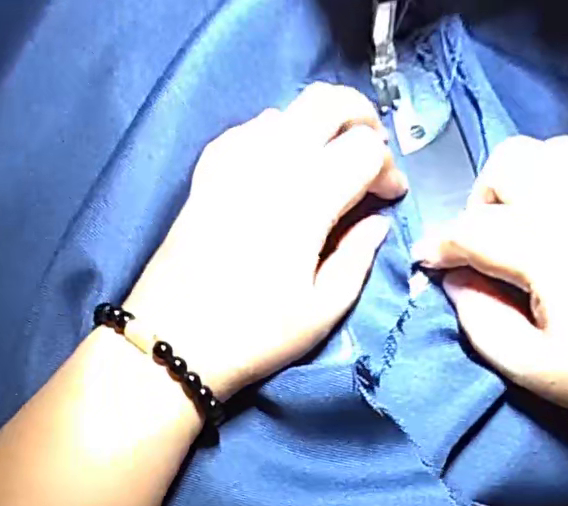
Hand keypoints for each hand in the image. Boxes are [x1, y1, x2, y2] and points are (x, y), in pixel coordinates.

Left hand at [123, 83, 408, 396]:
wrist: (176, 340)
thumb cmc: (256, 333)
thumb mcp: (322, 311)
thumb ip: (357, 259)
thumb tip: (376, 223)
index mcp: (308, 197)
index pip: (365, 149)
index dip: (388, 169)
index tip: (390, 198)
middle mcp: (271, 162)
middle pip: (327, 103)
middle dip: (361, 120)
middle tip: (372, 157)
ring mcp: (234, 161)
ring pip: (288, 110)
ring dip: (320, 125)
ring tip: (331, 165)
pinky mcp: (207, 172)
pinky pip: (249, 128)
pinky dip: (277, 134)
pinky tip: (282, 168)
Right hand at [412, 135, 567, 460]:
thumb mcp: (535, 369)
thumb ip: (481, 322)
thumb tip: (455, 282)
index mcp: (550, 247)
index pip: (473, 227)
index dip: (440, 244)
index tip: (427, 261)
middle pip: (508, 165)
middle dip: (481, 203)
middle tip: (484, 250)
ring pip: (553, 151)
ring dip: (524, 186)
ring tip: (528, 234)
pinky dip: (567, 182)